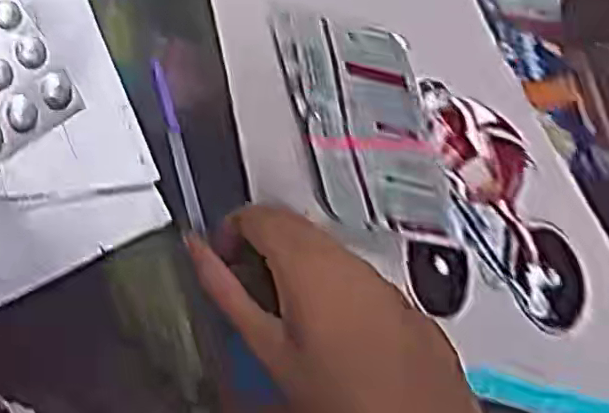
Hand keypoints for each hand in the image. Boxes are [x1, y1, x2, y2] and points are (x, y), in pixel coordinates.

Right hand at [187, 206, 477, 412]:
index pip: (254, 214)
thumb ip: (223, 288)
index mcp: (306, 262)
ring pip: (326, 248)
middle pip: (290, 224)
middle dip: (260, 240)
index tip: (221, 255)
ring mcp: (386, 284)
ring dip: (296, 260)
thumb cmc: (341, 397)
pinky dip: (336, 284)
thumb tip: (195, 249)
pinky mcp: (413, 310)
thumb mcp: (266, 345)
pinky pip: (361, 276)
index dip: (229, 229)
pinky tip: (331, 326)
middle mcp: (348, 262)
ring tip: (285, 305)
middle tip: (245, 276)